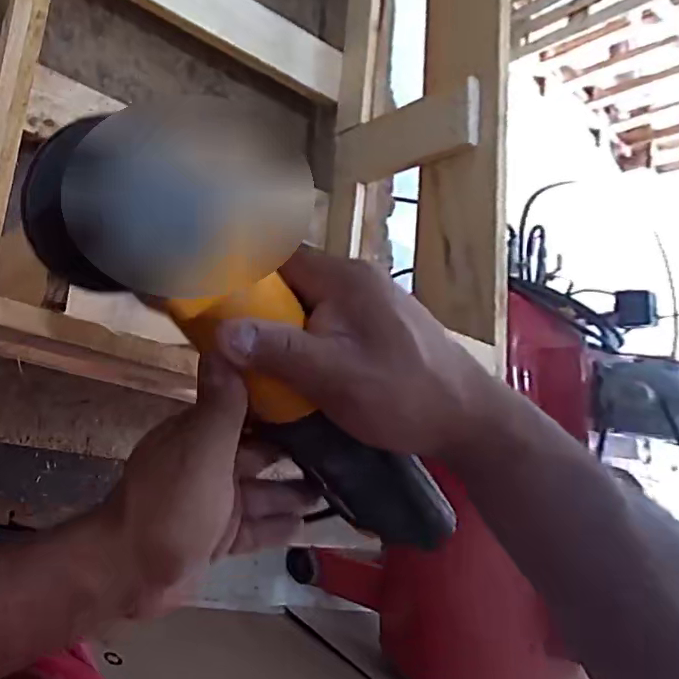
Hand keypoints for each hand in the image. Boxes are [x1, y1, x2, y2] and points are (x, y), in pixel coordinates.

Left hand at [85, 355, 318, 616]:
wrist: (133, 574)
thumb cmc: (171, 507)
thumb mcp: (200, 451)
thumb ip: (219, 406)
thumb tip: (224, 345)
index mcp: (198, 435)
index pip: (243, 409)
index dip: (279, 404)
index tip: (323, 397)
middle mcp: (205, 463)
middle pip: (258, 452)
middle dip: (296, 451)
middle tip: (349, 450)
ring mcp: (211, 502)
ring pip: (261, 492)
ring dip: (295, 490)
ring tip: (343, 487)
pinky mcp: (217, 537)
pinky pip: (255, 527)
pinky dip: (279, 524)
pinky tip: (311, 524)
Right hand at [213, 247, 507, 460]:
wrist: (474, 423)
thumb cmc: (406, 396)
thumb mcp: (335, 377)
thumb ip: (278, 351)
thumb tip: (219, 334)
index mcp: (343, 278)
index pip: (275, 255)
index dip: (237, 269)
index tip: (205, 291)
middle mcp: (353, 278)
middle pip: (285, 278)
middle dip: (252, 302)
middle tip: (220, 331)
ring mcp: (365, 300)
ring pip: (301, 299)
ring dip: (274, 321)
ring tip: (247, 350)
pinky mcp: (371, 322)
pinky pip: (319, 316)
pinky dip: (296, 332)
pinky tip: (287, 361)